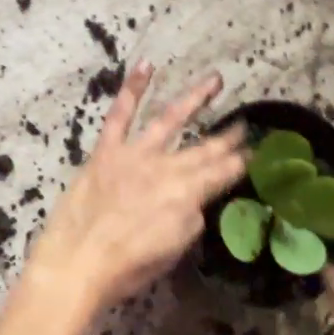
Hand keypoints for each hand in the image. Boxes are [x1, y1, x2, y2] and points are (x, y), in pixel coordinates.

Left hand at [27, 62, 245, 312]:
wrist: (79, 263)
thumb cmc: (128, 268)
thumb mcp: (172, 252)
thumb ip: (189, 222)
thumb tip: (193, 204)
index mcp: (187, 197)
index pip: (222, 174)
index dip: (240, 164)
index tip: (254, 154)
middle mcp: (167, 169)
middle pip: (203, 150)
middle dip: (227, 138)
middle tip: (244, 125)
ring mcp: (135, 156)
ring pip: (170, 120)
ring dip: (195, 99)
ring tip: (214, 81)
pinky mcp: (106, 152)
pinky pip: (120, 115)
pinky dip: (132, 88)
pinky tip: (146, 66)